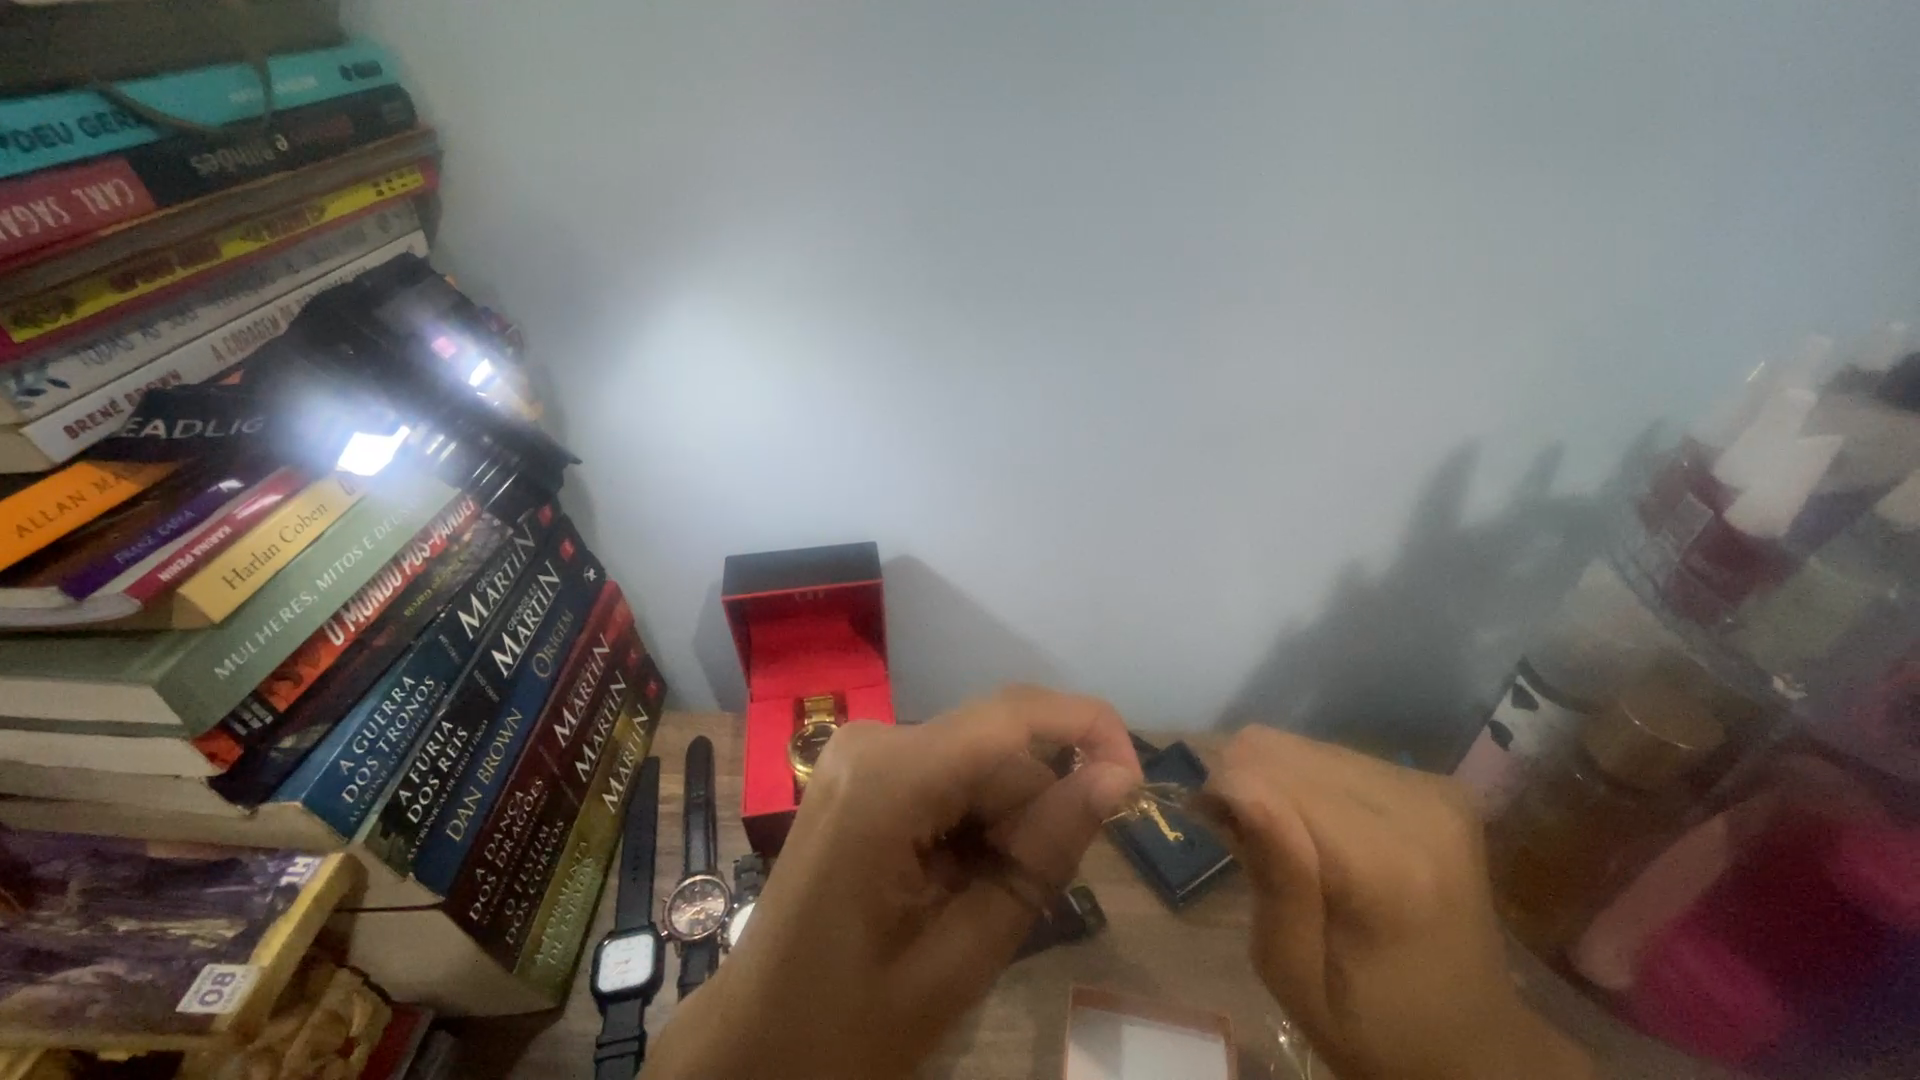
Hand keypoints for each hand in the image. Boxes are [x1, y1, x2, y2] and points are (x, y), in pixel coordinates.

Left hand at [641, 687, 1142, 1079]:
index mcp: (889, 777)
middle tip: (1014, 903)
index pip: (1014, 718)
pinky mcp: (864, 771)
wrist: (756, 1041)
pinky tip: (949, 883)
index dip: (1090, 734)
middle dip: (1034, 813)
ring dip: (1004, 826)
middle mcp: (874, 740)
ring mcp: (863, 752)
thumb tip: (1117, 777)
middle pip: (1000, 748)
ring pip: (981, 763)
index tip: (1136, 791)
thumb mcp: (965, 951)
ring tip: (972, 904)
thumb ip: (1043, 854)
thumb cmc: (851, 1020)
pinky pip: (950, 775)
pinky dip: (973, 824)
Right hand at [1205, 728, 1592, 1079]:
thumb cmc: (1373, 1028)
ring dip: (1274, 784)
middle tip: (1246, 844)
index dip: (1222, 796)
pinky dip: (1306, 785)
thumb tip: (1235, 788)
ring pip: (1299, 745)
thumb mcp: (1296, 978)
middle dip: (1244, 785)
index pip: (1264, 776)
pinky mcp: (1433, 784)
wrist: (1473, 1042)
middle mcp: (1416, 808)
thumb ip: (1273, 877)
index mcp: (1385, 866)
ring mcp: (1431, 790)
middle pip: (1277, 748)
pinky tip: (1317, 831)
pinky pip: (1331, 754)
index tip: (1217, 837)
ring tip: (1283, 841)